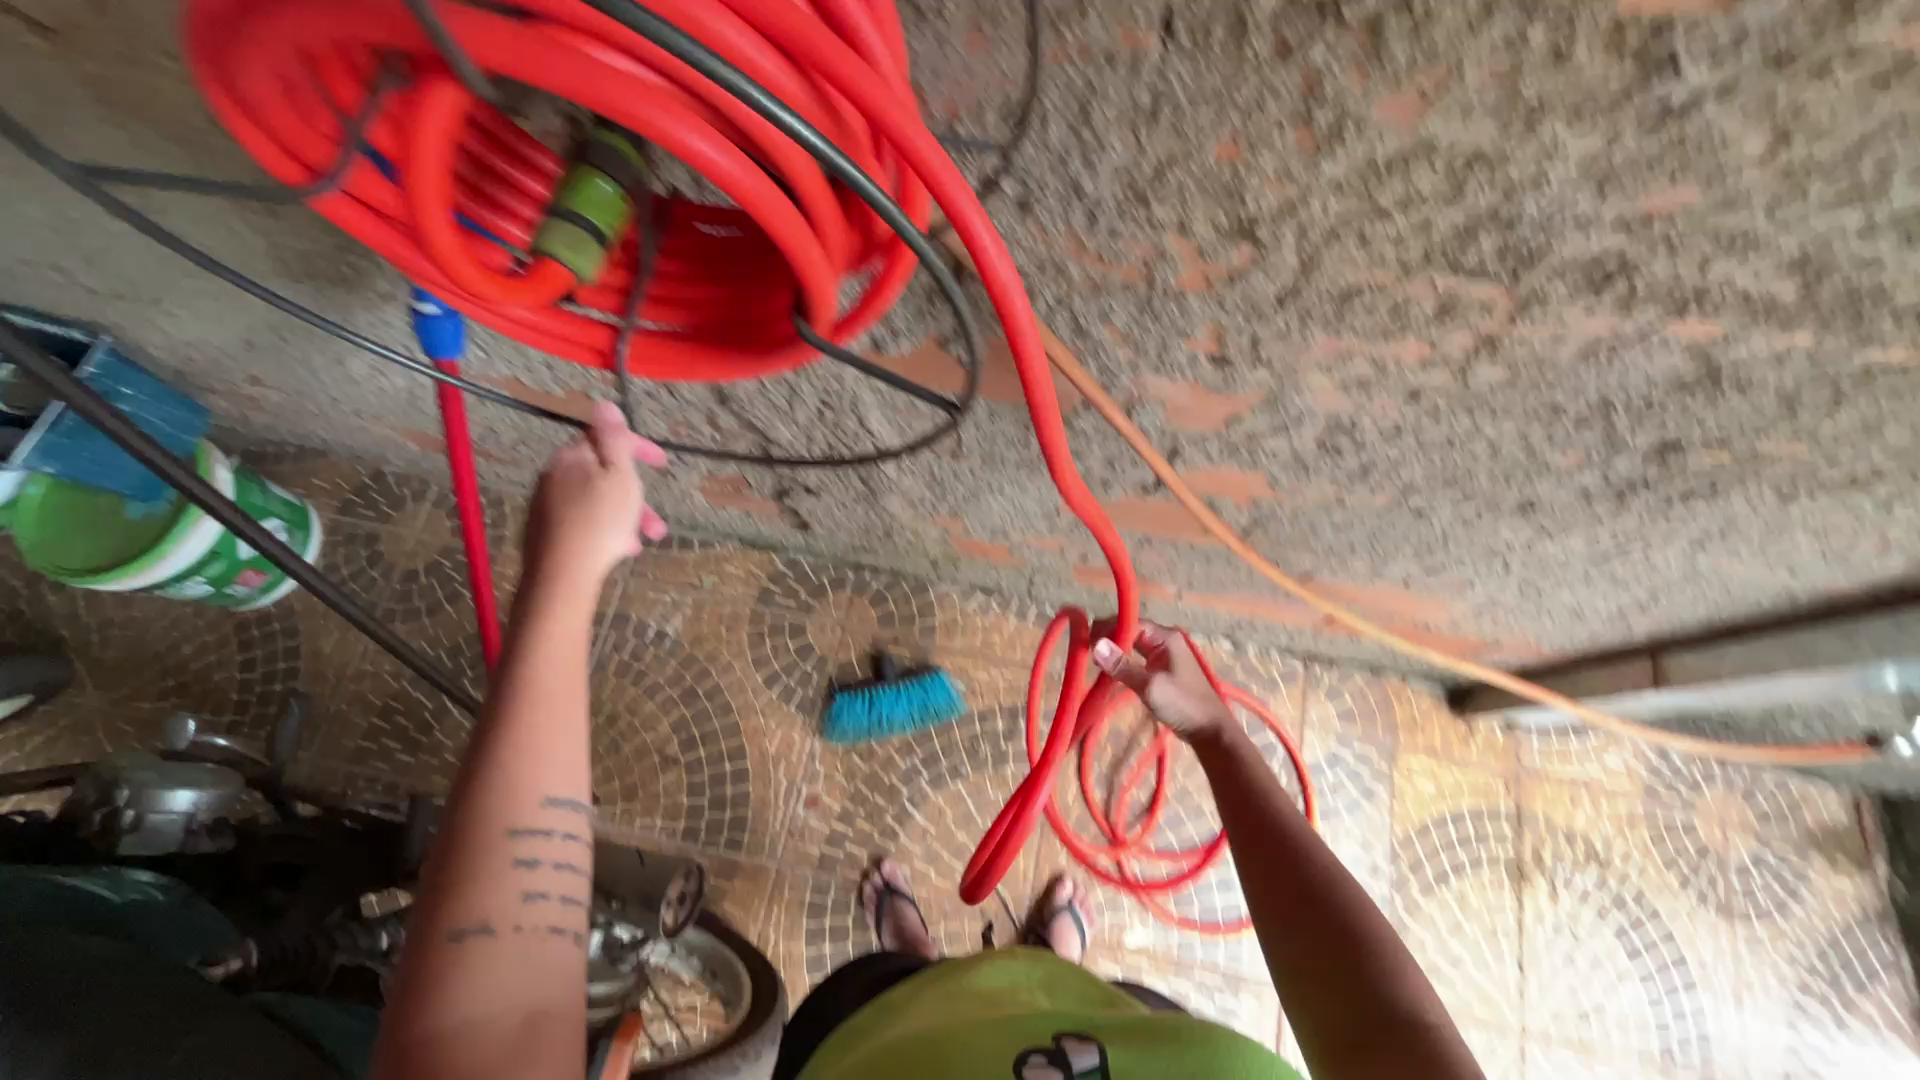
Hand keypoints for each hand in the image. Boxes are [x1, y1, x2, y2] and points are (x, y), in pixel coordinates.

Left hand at [526, 402, 668, 582]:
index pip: (605, 438)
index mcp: (572, 456)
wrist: (563, 572)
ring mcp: (546, 504)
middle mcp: (554, 474)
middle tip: (655, 517)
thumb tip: (604, 404)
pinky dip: (606, 528)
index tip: (663, 463)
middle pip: (602, 474)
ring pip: (596, 500)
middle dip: (634, 492)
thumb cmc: (601, 520)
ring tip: (643, 540)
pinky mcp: (545, 531)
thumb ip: (614, 439)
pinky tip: (618, 548)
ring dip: (625, 515)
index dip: (637, 447)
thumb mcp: (619, 475)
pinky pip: (584, 520)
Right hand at [1089, 619, 1234, 742]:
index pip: (1131, 623)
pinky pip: (1136, 658)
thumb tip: (1095, 645)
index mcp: (1166, 638)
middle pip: (1130, 632)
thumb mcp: (1150, 686)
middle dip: (1108, 638)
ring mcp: (1163, 656)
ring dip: (1114, 650)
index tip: (1086, 640)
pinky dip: (1122, 661)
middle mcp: (1164, 641)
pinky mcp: (1161, 670)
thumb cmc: (1183, 704)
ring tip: (1093, 660)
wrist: (1209, 730)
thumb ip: (1122, 665)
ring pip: (1132, 645)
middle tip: (1085, 650)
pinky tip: (1109, 669)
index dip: (1107, 629)